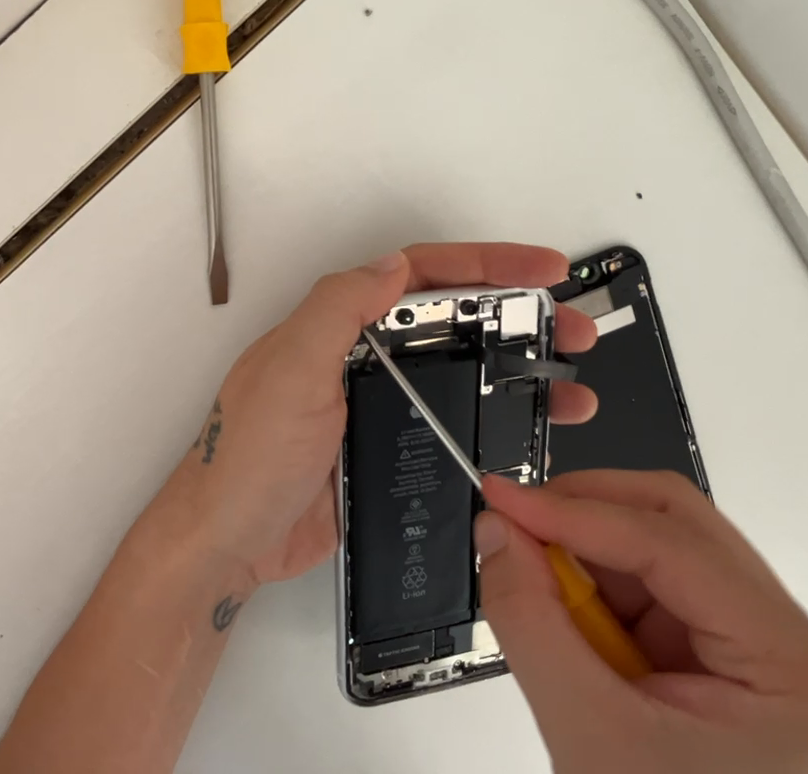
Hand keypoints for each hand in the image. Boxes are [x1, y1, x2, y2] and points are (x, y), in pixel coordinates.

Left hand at [151, 243, 598, 588]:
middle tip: (576, 334)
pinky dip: (491, 422)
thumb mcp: (290, 370)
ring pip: (457, 374)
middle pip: (450, 323)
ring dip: (516, 374)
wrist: (231, 542)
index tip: (544, 270)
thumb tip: (392, 265)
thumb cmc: (252, 455)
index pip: (417, 277)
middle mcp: (359, 359)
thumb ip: (336, 311)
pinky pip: (450, 424)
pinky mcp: (386, 450)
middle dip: (518, 320)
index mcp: (336, 328)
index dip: (484, 265)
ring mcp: (375, 406)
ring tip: (574, 391)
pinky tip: (529, 434)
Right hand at [475, 470, 807, 773]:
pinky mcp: (731, 665)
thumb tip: (493, 528)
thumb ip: (530, 618)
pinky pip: (654, 593)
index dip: (573, 510)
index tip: (495, 494)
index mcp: (794, 666)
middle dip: (588, 514)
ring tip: (537, 593)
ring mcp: (767, 653)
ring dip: (588, 555)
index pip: (670, 545)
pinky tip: (569, 623)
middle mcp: (794, 644)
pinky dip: (598, 590)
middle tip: (514, 521)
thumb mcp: (587, 731)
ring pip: (663, 552)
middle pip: (681, 527)